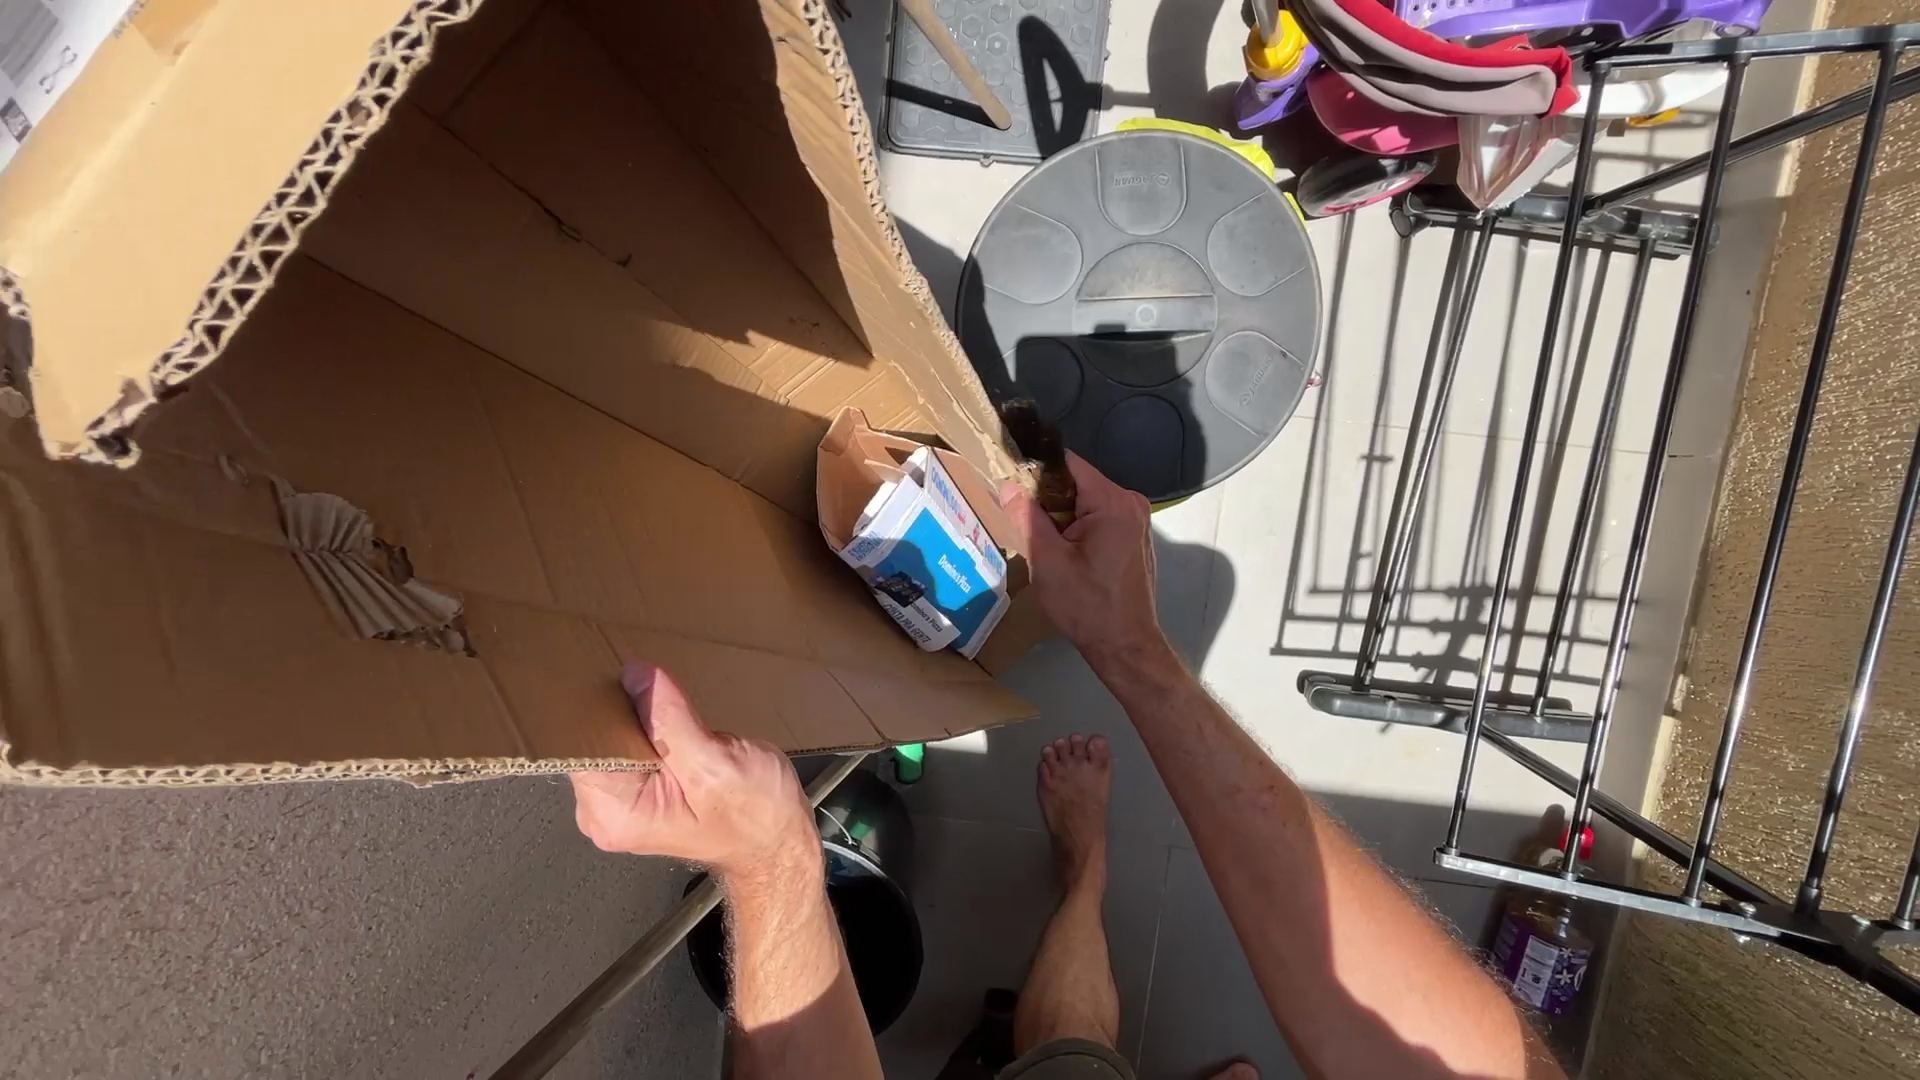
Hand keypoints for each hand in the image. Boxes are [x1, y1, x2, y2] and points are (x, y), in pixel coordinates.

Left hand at [571, 664, 816, 877]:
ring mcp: (619, 801)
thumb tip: (634, 675)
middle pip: (595, 740)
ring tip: (672, 704)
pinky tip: (674, 720)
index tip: (629, 677)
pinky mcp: (638, 789)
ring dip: (641, 716)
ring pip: (613, 738)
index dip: (603, 707)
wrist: (777, 839)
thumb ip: (673, 721)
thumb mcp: (718, 764)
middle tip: (662, 689)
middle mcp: (606, 810)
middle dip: (625, 710)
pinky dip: (651, 726)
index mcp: (616, 812)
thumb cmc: (755, 814)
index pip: (583, 746)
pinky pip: (631, 745)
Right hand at [998, 454, 1174, 674]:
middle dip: (1047, 498)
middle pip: (1077, 482)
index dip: (1036, 470)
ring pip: (1085, 502)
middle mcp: (1130, 503)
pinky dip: (1078, 529)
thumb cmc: (1086, 605)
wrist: (1125, 646)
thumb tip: (1007, 484)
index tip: (1011, 485)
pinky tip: (1064, 554)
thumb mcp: (1046, 560)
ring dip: (1061, 517)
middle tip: (1021, 522)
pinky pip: (1098, 518)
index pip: (1068, 464)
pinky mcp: (1134, 537)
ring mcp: (1136, 520)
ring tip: (1041, 542)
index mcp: (1112, 502)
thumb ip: (1026, 517)